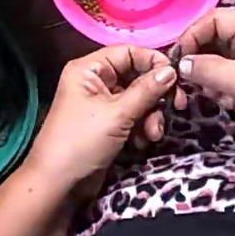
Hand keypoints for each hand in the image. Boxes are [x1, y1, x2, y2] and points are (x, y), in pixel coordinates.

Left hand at [24, 46, 176, 201]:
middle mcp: (95, 81)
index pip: (128, 52)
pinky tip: (141, 143)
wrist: (58, 183)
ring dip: (150, 116)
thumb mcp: (117, 114)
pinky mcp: (108, 124)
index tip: (176, 79)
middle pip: (136, 76)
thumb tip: (172, 69)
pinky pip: (133, 117)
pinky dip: (141, 127)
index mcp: (89, 69)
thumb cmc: (82, 141)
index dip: (153, 62)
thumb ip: (146, 90)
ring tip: (152, 135)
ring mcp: (101, 104)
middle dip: (155, 96)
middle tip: (174, 108)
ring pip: (138, 99)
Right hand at [171, 9, 234, 152]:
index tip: (178, 60)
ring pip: (221, 58)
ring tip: (210, 94)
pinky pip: (230, 75)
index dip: (193, 36)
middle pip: (217, 38)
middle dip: (201, 58)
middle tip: (188, 81)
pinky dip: (221, 86)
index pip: (216, 19)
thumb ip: (210, 70)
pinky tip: (223, 101)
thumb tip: (181, 65)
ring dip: (210, 75)